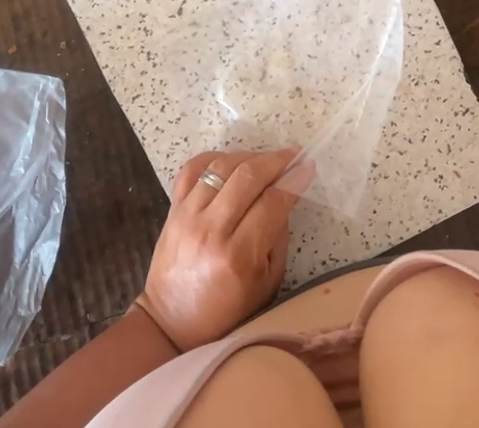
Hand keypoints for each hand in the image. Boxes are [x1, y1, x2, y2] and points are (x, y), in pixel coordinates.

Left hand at [135, 149, 306, 352]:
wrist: (170, 323)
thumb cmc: (226, 311)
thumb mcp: (267, 283)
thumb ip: (278, 237)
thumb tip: (286, 196)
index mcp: (238, 255)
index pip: (273, 201)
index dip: (294, 180)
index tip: (308, 167)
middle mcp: (211, 229)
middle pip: (247, 175)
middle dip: (276, 160)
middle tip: (293, 156)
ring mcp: (187, 216)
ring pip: (221, 166)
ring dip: (249, 156)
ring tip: (266, 160)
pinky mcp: (172, 210)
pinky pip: (192, 169)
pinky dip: (214, 158)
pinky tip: (231, 162)